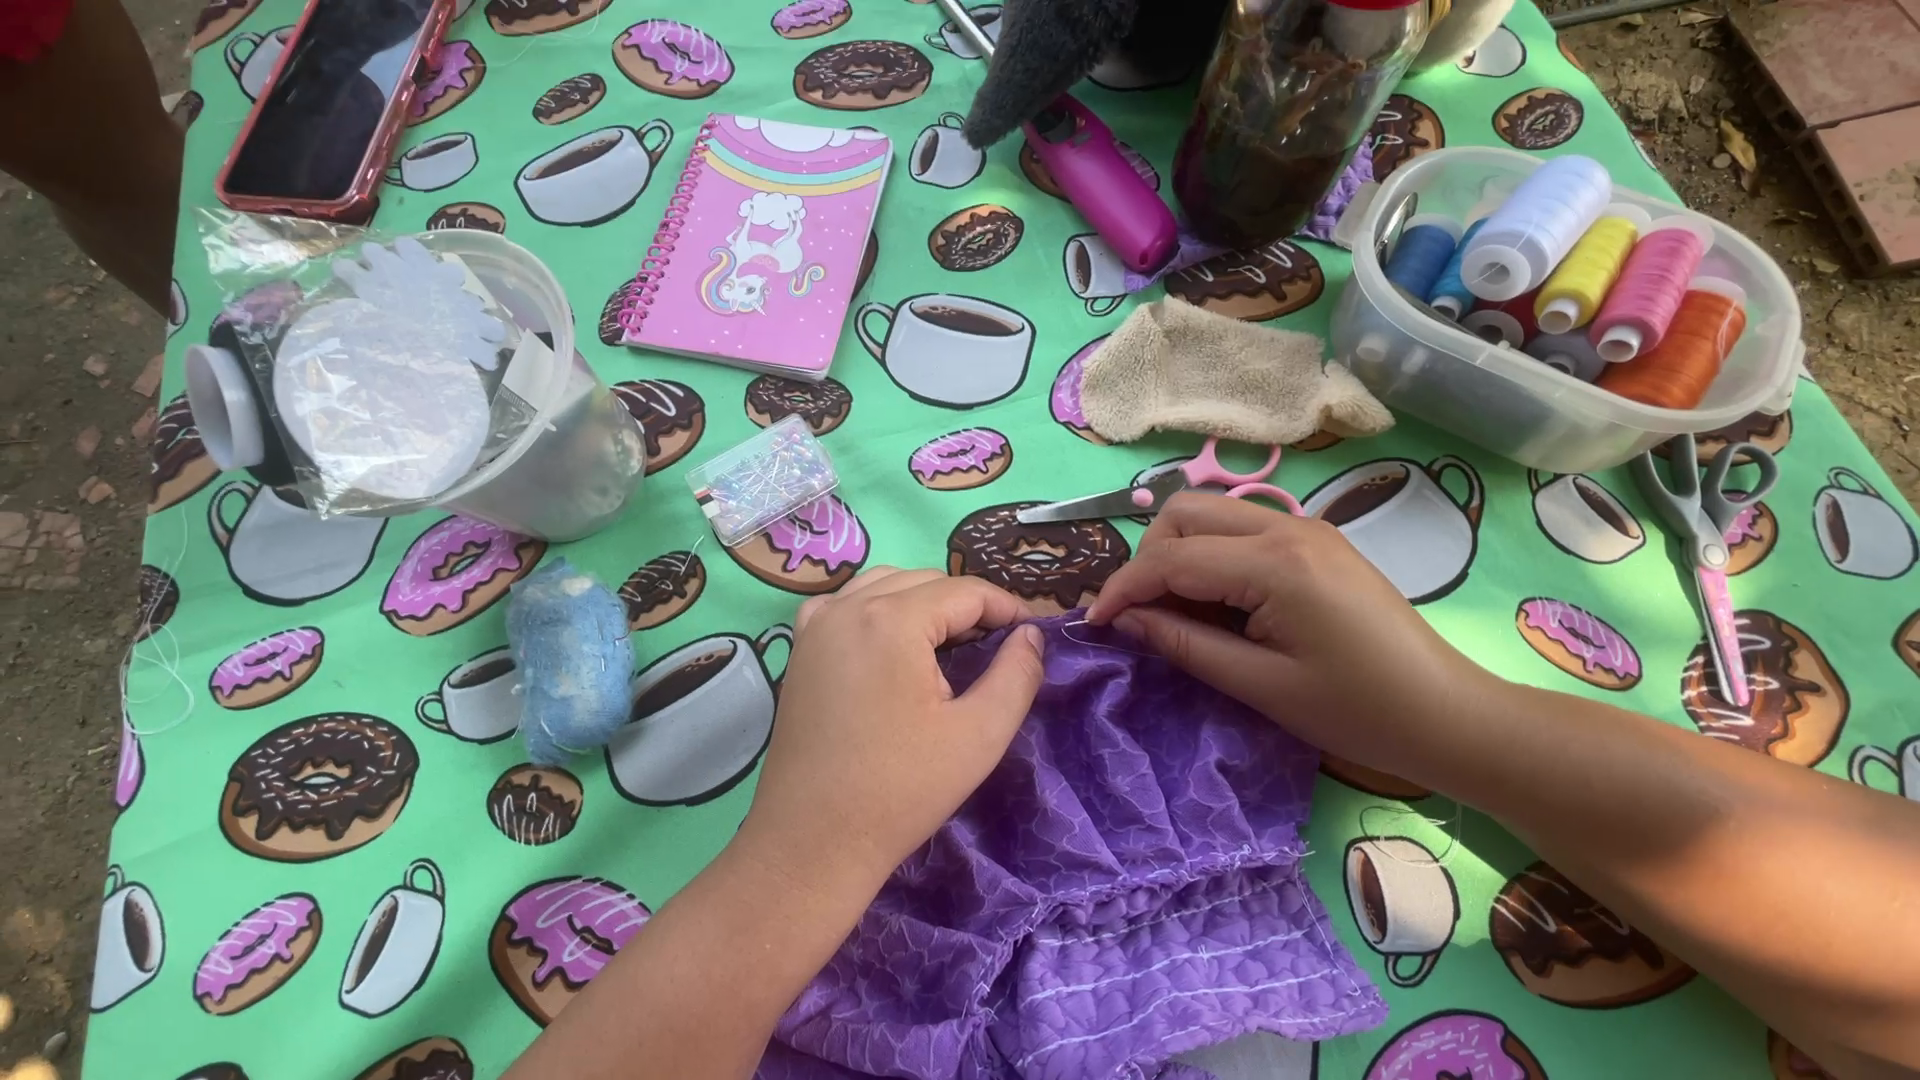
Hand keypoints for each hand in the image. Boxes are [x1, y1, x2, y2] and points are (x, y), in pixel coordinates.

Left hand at [739, 568, 1046, 890]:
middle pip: (926, 582)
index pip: (965, 591)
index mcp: (892, 621)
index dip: (1006, 607)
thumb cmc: (901, 790)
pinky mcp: (801, 648)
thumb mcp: (979, 735)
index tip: (1032, 634)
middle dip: (968, 605)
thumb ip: (1017, 675)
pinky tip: (894, 644)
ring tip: (952, 644)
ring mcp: (816, 624)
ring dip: (925, 603)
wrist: (811, 841)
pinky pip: (848, 603)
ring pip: (886, 584)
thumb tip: (1031, 636)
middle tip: (998, 646)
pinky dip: (880, 608)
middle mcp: (848, 607)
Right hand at [1085, 494, 1497, 784]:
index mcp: (1274, 563)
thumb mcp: (1260, 686)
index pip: (1170, 558)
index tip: (1095, 623)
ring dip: (1179, 551)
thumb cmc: (1357, 711)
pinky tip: (1221, 601)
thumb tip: (1125, 621)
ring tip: (1179, 609)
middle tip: (1144, 615)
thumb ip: (1185, 644)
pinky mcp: (1317, 540)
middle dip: (1149, 559)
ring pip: (1210, 513)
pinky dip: (1212, 554)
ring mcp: (1306, 527)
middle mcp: (1287, 526)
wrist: (1450, 714)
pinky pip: (1241, 528)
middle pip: (1183, 513)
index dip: (1123, 589)